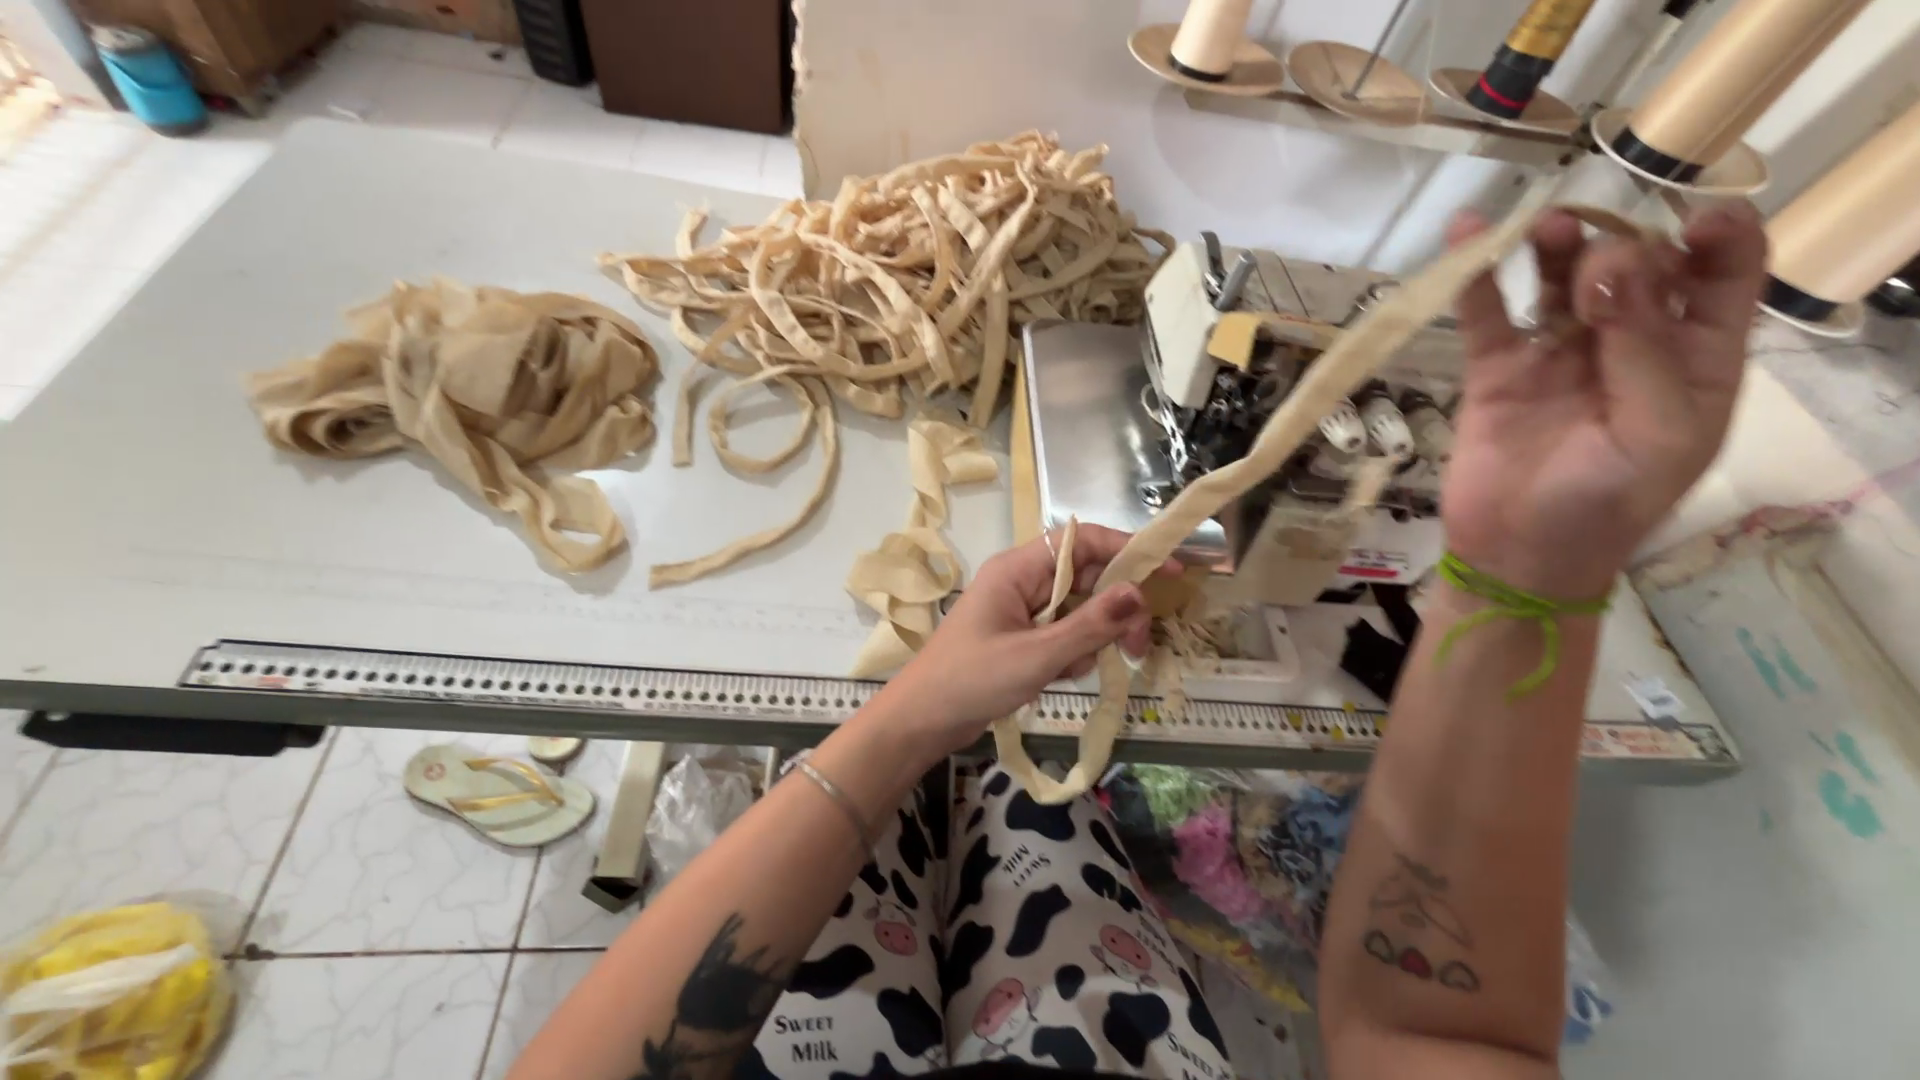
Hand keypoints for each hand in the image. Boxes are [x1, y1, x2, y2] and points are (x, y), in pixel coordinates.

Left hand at [886, 524, 1177, 757]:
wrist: (922, 720)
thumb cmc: (972, 680)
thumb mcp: (1038, 655)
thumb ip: (1091, 625)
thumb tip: (1138, 594)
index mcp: (1018, 569)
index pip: (1083, 541)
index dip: (1128, 550)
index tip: (1168, 573)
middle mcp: (1021, 581)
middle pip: (1087, 578)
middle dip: (1114, 611)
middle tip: (1135, 648)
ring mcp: (1020, 610)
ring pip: (1079, 611)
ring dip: (1089, 640)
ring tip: (1073, 671)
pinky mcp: (1021, 638)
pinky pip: (1063, 635)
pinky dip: (1070, 655)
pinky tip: (1058, 677)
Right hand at [1440, 201, 1767, 597]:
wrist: (1516, 556)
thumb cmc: (1604, 506)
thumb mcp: (1655, 434)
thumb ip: (1643, 348)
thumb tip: (1611, 261)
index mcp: (1692, 362)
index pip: (1723, 277)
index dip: (1717, 238)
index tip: (1688, 222)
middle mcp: (1629, 346)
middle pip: (1637, 267)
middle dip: (1622, 249)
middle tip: (1595, 273)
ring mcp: (1558, 356)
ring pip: (1563, 281)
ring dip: (1558, 245)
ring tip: (1543, 228)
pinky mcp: (1496, 371)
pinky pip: (1490, 315)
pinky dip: (1478, 277)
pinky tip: (1469, 234)